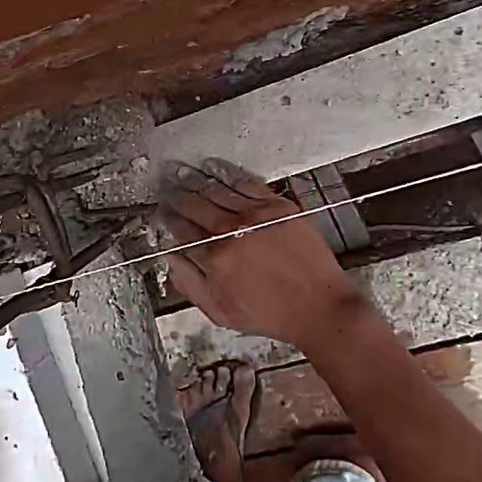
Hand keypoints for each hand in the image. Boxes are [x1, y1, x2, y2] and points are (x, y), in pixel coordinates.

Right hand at [156, 158, 366, 349]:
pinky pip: (246, 183)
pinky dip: (227, 174)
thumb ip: (190, 282)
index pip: (182, 231)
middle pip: (196, 206)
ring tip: (182, 173)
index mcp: (215, 257)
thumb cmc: (273, 312)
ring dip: (196, 181)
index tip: (163, 214)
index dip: (169, 220)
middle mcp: (233, 231)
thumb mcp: (220, 311)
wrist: (318, 305)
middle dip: (178, 197)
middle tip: (168, 190)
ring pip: (218, 190)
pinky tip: (215, 168)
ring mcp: (256, 215)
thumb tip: (171, 257)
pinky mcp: (278, 206)